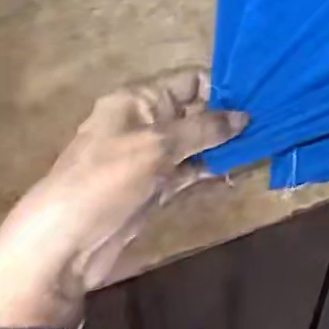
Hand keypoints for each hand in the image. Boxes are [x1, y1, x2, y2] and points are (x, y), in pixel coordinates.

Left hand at [0, 68, 247, 328]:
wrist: (59, 249)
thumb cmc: (105, 179)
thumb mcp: (159, 145)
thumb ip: (205, 127)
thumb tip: (244, 117)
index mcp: (137, 100)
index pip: (189, 80)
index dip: (221, 86)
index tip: (255, 96)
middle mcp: (144, 122)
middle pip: (197, 109)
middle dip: (229, 115)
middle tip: (268, 119)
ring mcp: (150, 155)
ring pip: (197, 140)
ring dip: (225, 143)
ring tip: (262, 143)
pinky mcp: (154, 185)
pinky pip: (192, 167)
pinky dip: (213, 167)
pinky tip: (239, 168)